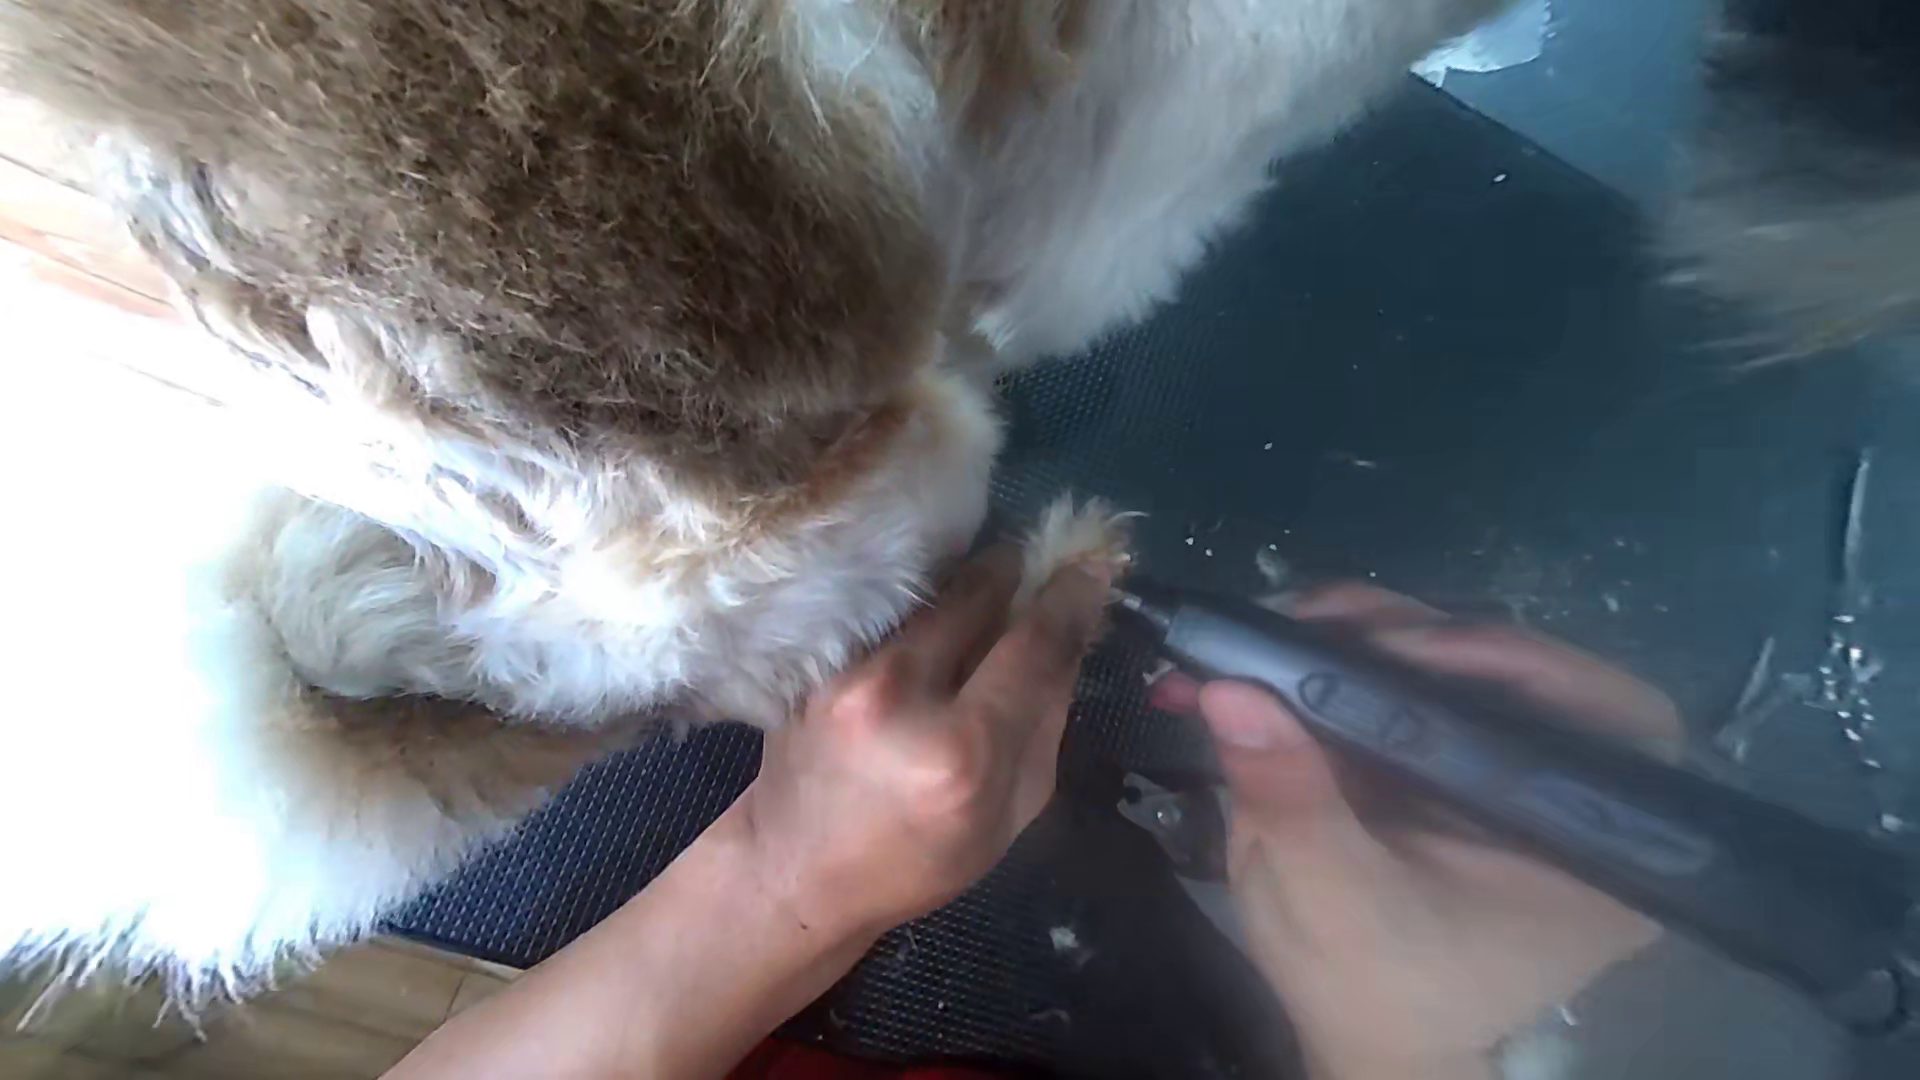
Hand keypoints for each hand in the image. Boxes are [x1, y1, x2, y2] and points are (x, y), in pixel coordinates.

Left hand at [739, 545, 1113, 939]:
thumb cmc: (921, 858)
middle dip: (1015, 570)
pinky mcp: (819, 662)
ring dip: (971, 588)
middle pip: (977, 592)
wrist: (798, 868)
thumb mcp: (1015, 808)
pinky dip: (929, 609)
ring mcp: (850, 672)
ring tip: (987, 603)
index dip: (1070, 596)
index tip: (1091, 565)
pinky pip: (895, 613)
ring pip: (933, 596)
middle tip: (1034, 568)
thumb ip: (1047, 713)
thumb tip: (1068, 631)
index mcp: (963, 751)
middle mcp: (900, 694)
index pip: (1032, 643)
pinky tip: (937, 628)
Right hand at [1153, 583, 1679, 1079]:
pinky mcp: (1385, 740)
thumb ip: (1292, 801)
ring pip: (1400, 652)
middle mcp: (1517, 776)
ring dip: (1323, 631)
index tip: (1401, 653)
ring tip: (1249, 638)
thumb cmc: (1370, 984)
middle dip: (1383, 629)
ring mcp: (1445, 751)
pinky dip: (1281, 658)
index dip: (1514, 661)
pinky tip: (1227, 662)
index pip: (1602, 716)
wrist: (1343, 1013)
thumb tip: (1230, 691)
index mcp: (1567, 834)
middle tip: (1296, 624)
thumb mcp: (1330, 901)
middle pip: (1479, 661)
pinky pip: (1340, 675)